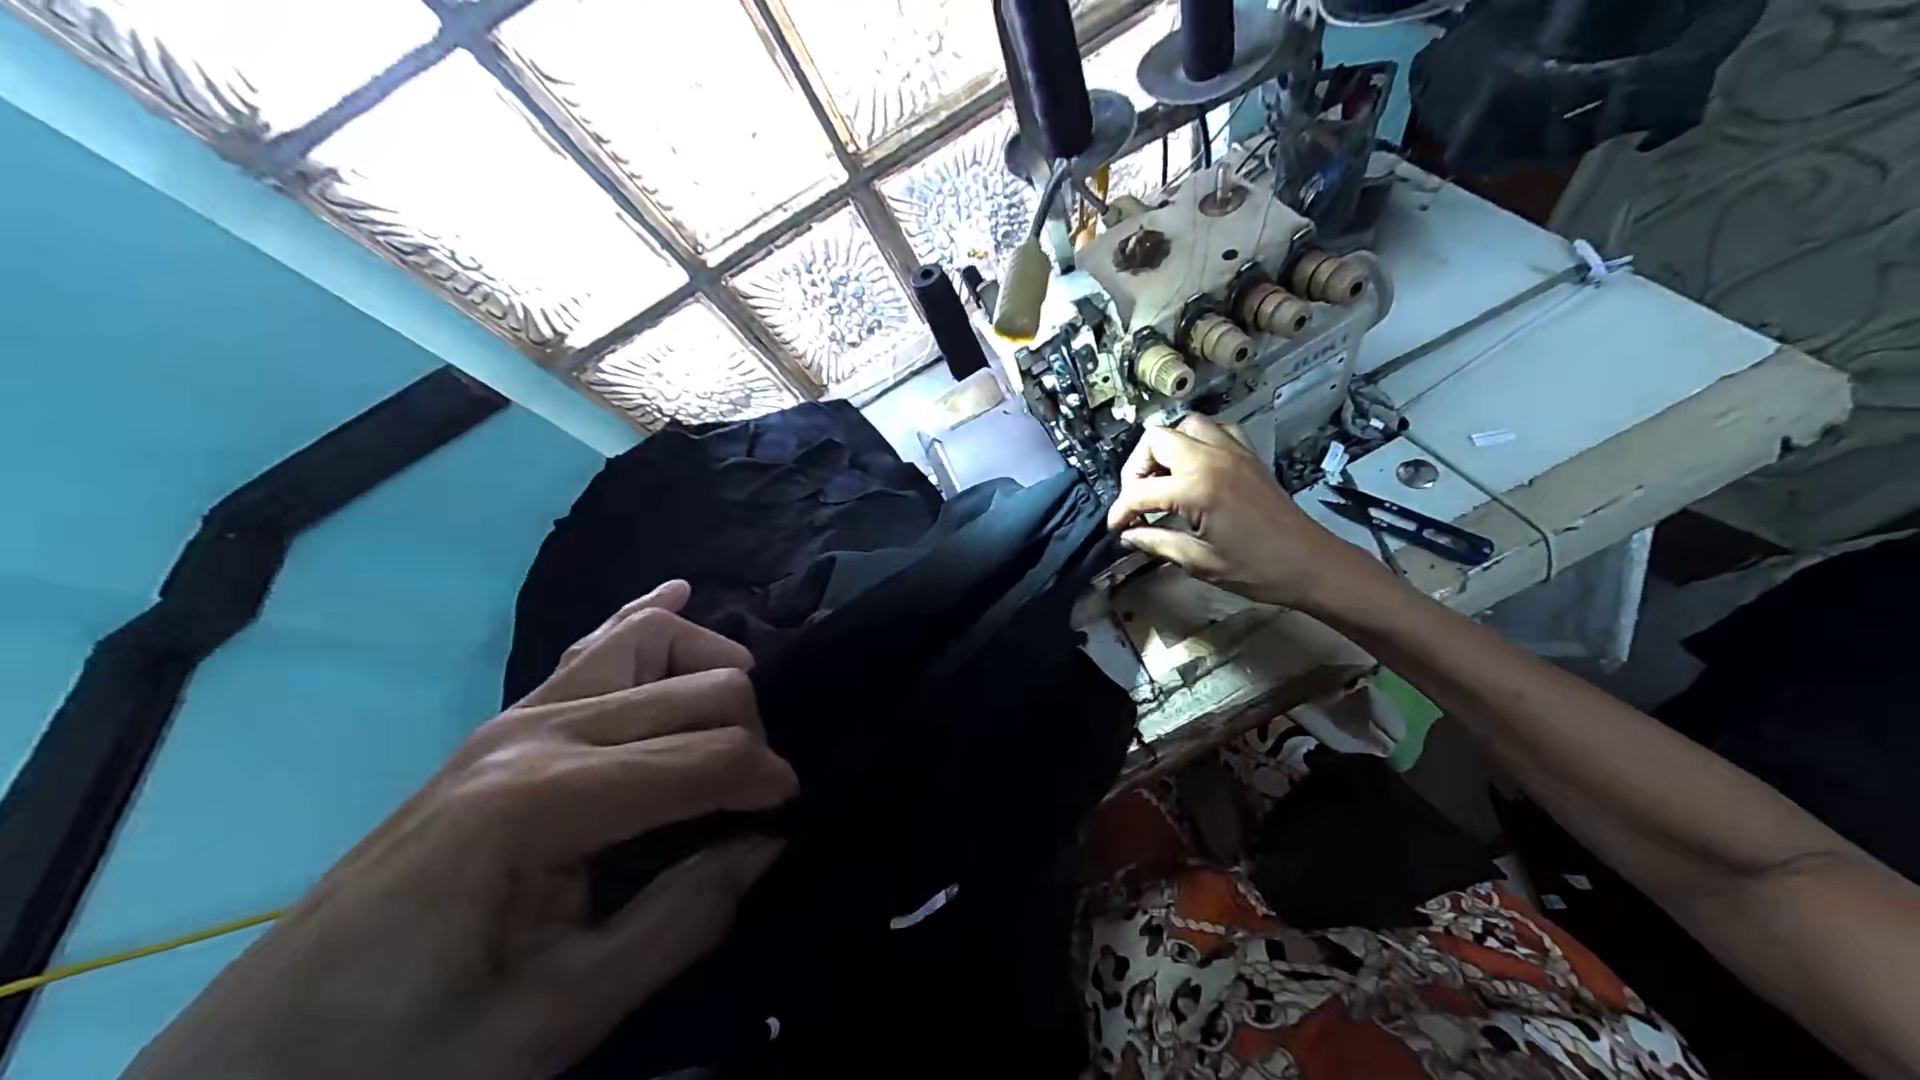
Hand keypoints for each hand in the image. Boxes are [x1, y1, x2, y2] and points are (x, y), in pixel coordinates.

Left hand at [126, 581, 797, 1079]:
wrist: (272, 1052)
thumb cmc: (415, 1046)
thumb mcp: (561, 1014)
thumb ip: (682, 920)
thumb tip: (769, 844)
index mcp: (541, 803)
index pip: (702, 756)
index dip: (766, 779)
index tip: (791, 815)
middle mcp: (533, 733)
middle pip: (692, 687)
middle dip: (748, 732)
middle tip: (753, 798)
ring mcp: (512, 718)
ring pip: (646, 639)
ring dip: (710, 663)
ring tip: (741, 711)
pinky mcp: (503, 725)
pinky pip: (592, 647)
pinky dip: (646, 621)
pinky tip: (679, 595)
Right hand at [1107, 415, 1398, 612]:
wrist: (1312, 563)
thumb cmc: (1256, 570)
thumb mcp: (1199, 562)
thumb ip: (1156, 542)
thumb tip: (1128, 534)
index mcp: (1196, 488)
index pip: (1140, 491)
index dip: (1120, 510)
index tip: (1116, 527)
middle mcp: (1211, 459)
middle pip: (1155, 440)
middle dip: (1137, 468)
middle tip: (1137, 498)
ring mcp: (1232, 451)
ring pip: (1184, 426)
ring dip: (1166, 449)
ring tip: (1163, 479)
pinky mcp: (1248, 454)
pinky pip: (1215, 430)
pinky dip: (1197, 442)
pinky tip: (1195, 468)